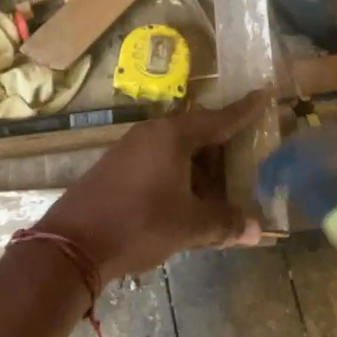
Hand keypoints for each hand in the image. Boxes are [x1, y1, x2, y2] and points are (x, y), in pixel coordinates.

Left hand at [34, 92, 267, 280]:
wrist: (73, 243)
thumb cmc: (139, 224)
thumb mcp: (188, 225)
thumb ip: (224, 223)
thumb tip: (256, 229)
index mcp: (174, 135)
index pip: (219, 118)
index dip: (244, 110)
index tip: (263, 93)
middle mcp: (153, 132)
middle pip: (199, 135)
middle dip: (224, 153)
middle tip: (247, 168)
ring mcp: (132, 147)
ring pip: (178, 151)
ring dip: (201, 171)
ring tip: (221, 196)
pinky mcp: (118, 166)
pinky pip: (160, 162)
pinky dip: (180, 176)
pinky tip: (187, 203)